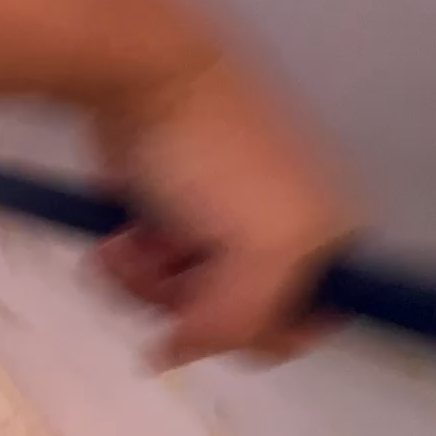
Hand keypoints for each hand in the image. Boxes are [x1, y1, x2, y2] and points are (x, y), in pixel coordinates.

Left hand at [89, 56, 355, 367]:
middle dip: (183, 301)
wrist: (143, 78)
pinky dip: (119, 262)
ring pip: (170, 299)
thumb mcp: (264, 245)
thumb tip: (172, 357)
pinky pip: (135, 270)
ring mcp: (204, 227)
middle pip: (222, 317)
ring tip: (129, 243)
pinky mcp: (152, 216)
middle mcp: (268, 237)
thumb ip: (239, 320)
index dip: (252, 333)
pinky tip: (112, 237)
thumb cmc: (214, 158)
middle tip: (164, 263)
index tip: (213, 312)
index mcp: (323, 240)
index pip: (301, 324)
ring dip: (141, 281)